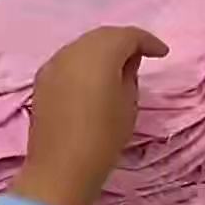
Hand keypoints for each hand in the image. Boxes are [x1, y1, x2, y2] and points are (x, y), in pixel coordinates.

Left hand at [9, 26, 169, 204]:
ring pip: (83, 45)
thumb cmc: (104, 138)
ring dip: (103, 50)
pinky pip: (69, 60)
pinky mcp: (42, 79)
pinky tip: (94, 77)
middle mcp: (73, 51)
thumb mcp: (129, 104)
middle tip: (142, 55)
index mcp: (99, 55)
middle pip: (103, 35)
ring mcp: (53, 63)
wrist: (61, 168)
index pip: (128, 35)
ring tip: (119, 66)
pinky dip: (85, 62)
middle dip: (124, 41)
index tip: (162, 54)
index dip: (148, 41)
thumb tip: (126, 61)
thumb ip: (129, 74)